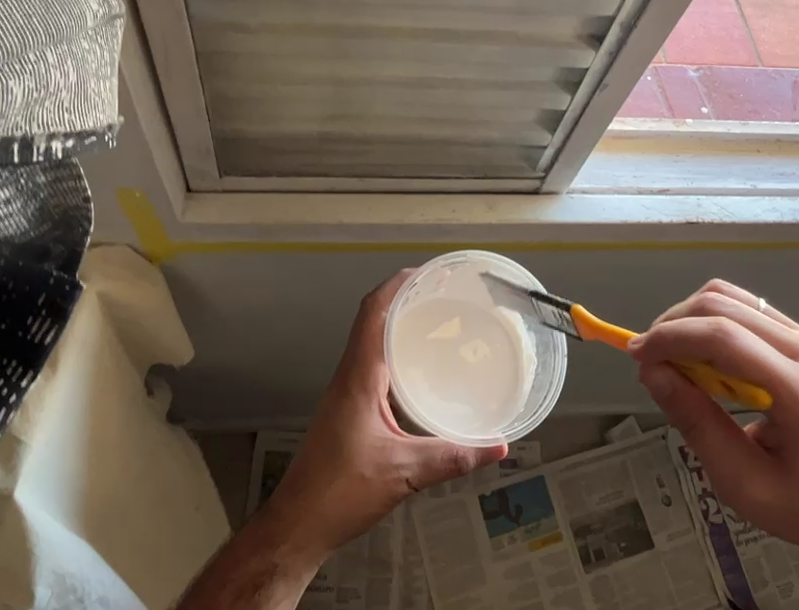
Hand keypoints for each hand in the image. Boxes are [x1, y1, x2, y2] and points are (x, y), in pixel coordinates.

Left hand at [262, 271, 507, 559]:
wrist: (298, 525)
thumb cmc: (342, 491)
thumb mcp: (403, 472)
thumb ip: (452, 457)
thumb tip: (500, 445)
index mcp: (358, 376)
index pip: (373, 312)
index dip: (398, 284)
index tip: (430, 272)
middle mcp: (350, 375)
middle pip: (372, 319)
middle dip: (405, 298)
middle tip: (445, 293)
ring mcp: (346, 392)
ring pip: (371, 341)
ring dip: (398, 324)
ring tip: (438, 322)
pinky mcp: (348, 410)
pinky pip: (374, 365)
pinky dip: (396, 353)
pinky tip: (421, 370)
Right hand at [628, 280, 798, 587]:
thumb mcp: (742, 483)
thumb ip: (695, 423)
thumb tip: (652, 373)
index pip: (724, 338)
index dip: (671, 337)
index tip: (636, 355)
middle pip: (725, 305)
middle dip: (674, 324)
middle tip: (648, 358)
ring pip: (734, 298)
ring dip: (691, 318)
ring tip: (672, 356)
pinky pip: (748, 310)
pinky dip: (713, 322)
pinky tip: (702, 356)